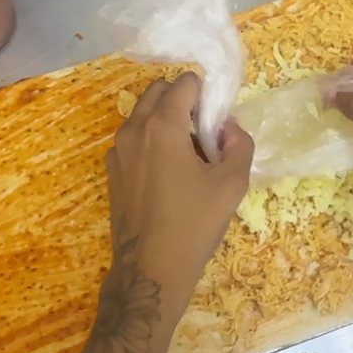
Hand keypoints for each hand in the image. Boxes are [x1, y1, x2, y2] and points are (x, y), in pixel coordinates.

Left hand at [106, 72, 253, 321]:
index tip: (217, 122)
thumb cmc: (194, 224)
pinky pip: (134, 139)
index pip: (184, 83)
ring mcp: (117, 150)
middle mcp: (133, 129)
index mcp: (162, 125)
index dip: (206, 95)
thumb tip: (228, 127)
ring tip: (189, 159)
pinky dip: (152, 142)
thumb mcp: (232, 183)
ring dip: (167, 121)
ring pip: (143, 115)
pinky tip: (169, 177)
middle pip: (159, 91)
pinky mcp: (112, 171)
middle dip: (184, 102)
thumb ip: (239, 143)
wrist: (151, 269)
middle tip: (204, 135)